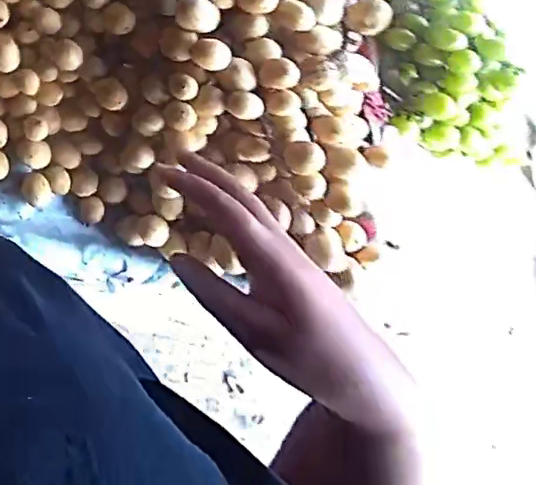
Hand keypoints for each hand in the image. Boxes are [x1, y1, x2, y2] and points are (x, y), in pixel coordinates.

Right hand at [160, 153, 416, 440]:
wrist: (372, 380)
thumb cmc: (312, 359)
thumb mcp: (255, 335)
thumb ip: (213, 295)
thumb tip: (175, 258)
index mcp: (271, 258)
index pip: (227, 209)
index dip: (193, 187)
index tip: (163, 171)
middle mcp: (282, 246)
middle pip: (242, 196)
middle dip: (208, 172)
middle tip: (175, 156)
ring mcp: (292, 252)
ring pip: (253, 205)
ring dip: (222, 183)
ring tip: (194, 173)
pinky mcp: (296, 262)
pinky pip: (259, 218)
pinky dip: (234, 202)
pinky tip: (226, 210)